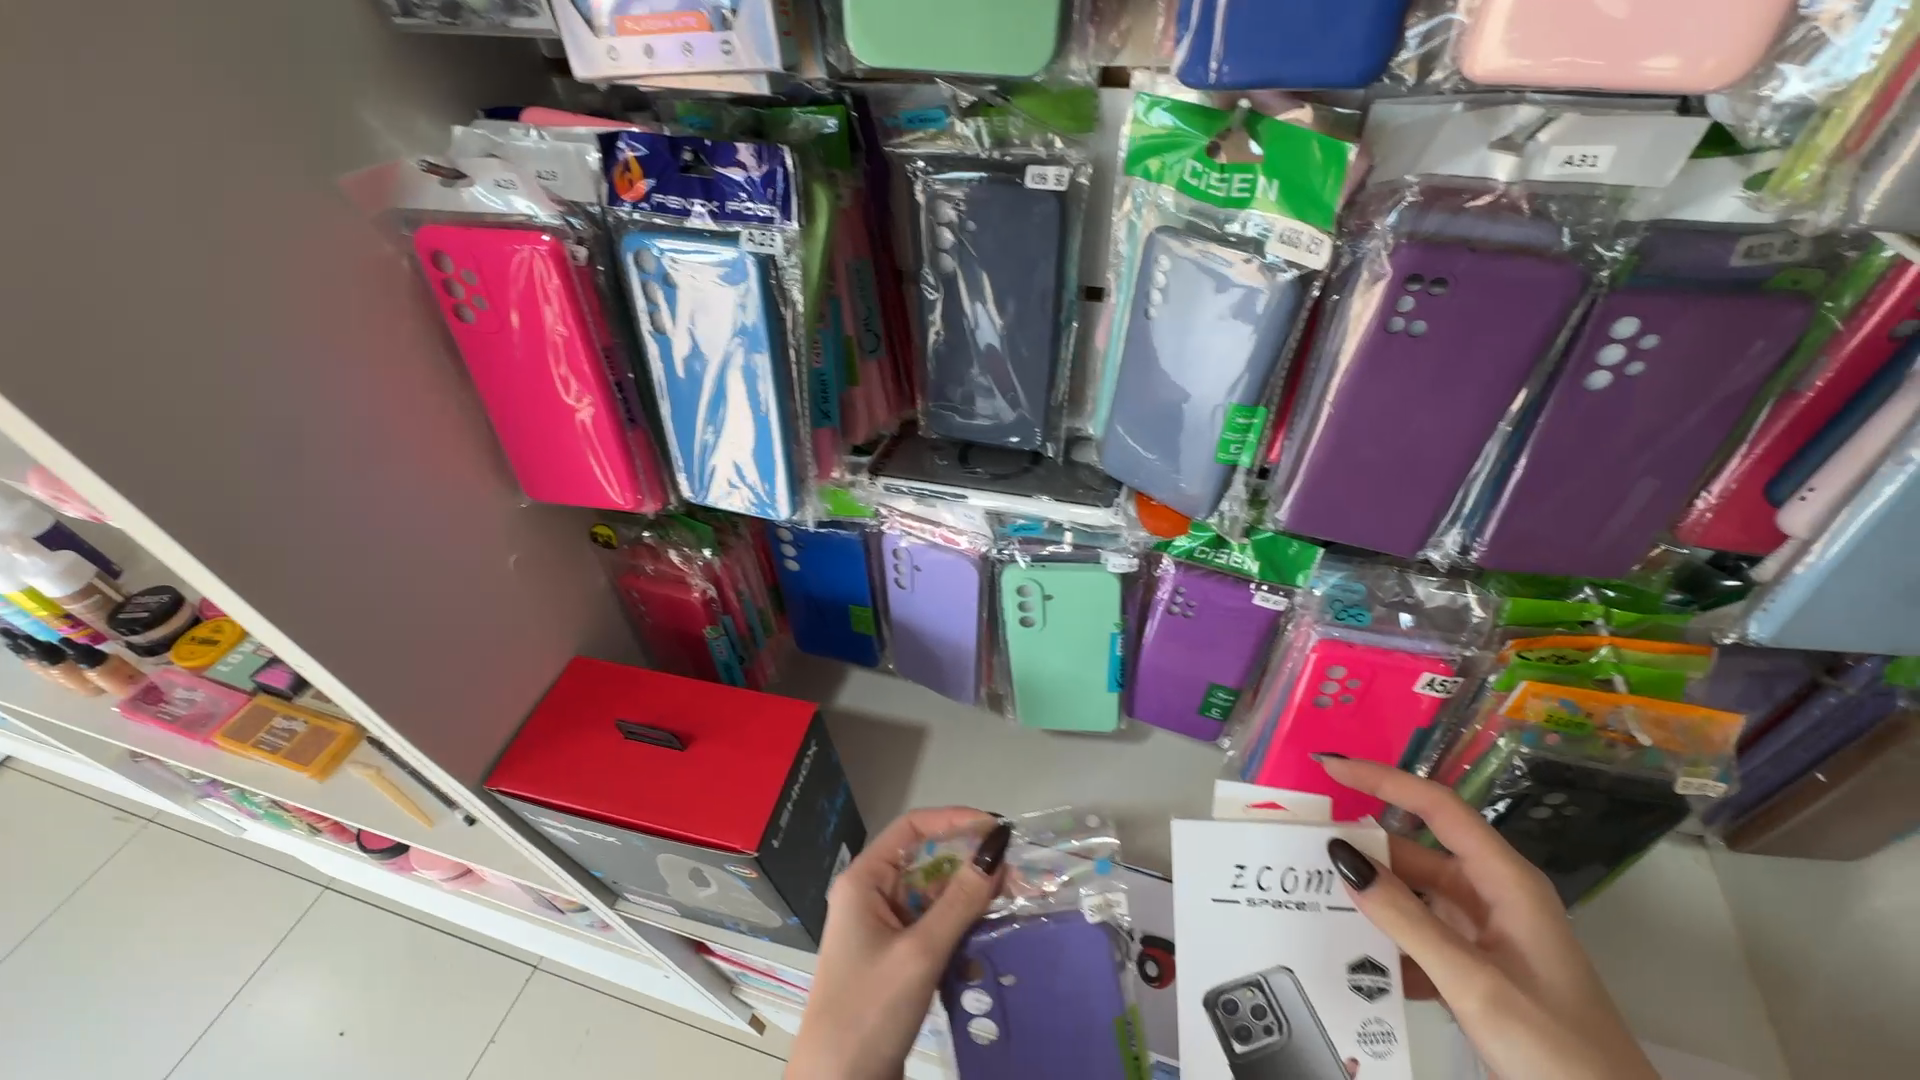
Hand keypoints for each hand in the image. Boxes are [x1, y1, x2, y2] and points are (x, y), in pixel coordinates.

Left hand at [788, 808, 1010, 1079]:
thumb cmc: (869, 1009)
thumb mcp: (920, 952)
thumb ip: (960, 900)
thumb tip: (997, 848)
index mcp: (864, 880)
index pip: (912, 828)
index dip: (954, 820)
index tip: (997, 828)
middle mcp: (872, 895)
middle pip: (926, 860)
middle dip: (970, 861)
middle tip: (1017, 872)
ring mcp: (883, 927)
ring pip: (934, 894)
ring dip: (970, 894)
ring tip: (1014, 897)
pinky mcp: (896, 957)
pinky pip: (933, 924)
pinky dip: (961, 923)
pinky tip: (991, 928)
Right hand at [1317, 756, 1658, 1079]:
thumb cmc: (1557, 1050)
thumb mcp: (1473, 983)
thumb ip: (1405, 920)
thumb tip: (1342, 858)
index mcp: (1507, 882)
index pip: (1437, 808)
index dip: (1383, 780)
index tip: (1329, 768)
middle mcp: (1495, 897)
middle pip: (1416, 853)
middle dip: (1364, 851)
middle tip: (1303, 853)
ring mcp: (1487, 934)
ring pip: (1413, 897)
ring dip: (1372, 902)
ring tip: (1314, 902)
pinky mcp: (1478, 968)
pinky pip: (1420, 937)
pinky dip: (1388, 944)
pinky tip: (1356, 962)